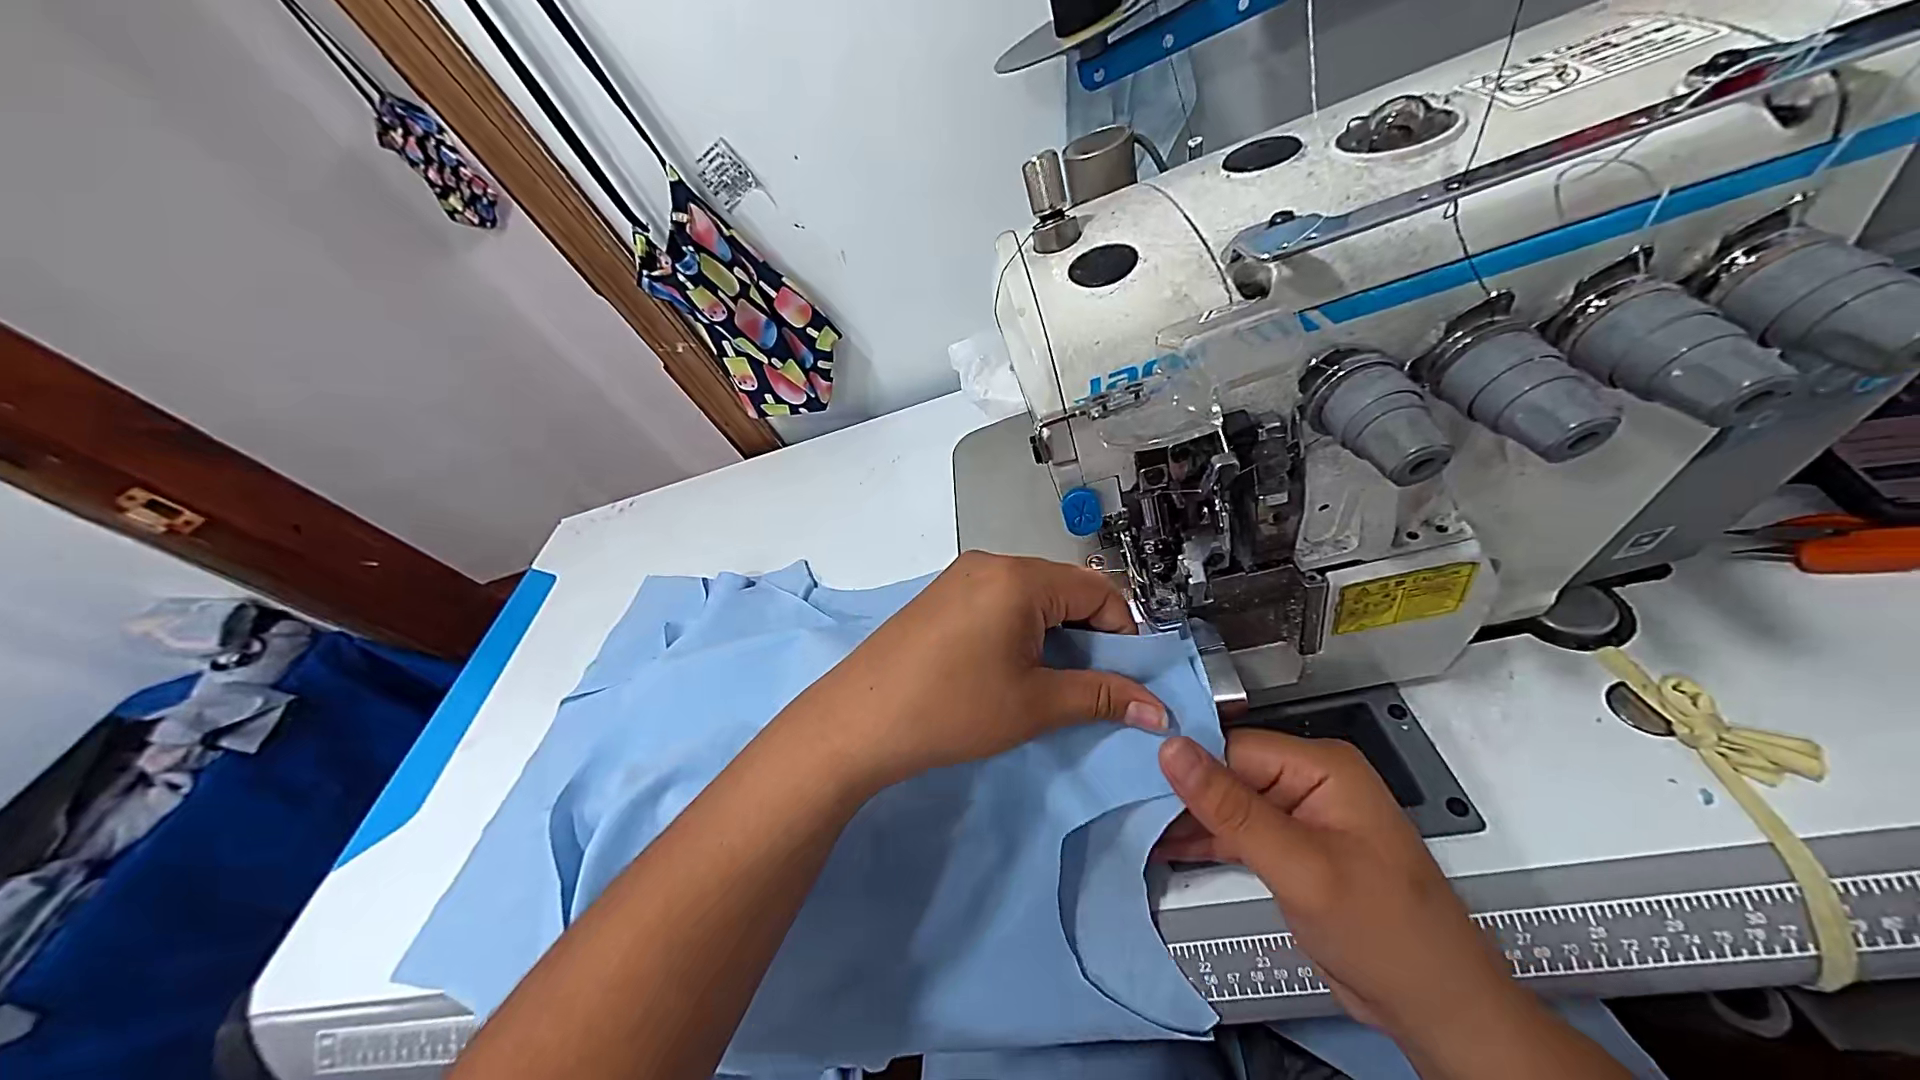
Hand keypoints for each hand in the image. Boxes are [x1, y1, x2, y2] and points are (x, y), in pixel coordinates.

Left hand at [781, 552, 1168, 792]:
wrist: (858, 721)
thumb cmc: (952, 709)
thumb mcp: (1035, 705)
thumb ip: (1102, 697)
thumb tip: (1156, 709)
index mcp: (1020, 577)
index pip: (1099, 591)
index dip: (1122, 633)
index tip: (1124, 677)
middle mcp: (991, 562)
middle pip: (1065, 588)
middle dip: (1088, 633)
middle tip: (1086, 683)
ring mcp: (961, 575)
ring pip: (1032, 595)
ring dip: (1054, 632)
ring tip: (1046, 680)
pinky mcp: (941, 594)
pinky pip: (999, 599)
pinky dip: (1019, 627)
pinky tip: (1007, 666)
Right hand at [1155, 731, 1519, 1035]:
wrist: (1436, 1009)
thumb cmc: (1387, 934)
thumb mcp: (1299, 866)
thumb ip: (1230, 806)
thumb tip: (1172, 749)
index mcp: (1321, 766)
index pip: (1231, 748)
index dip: (1184, 762)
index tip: (1133, 774)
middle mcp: (1308, 781)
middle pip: (1226, 772)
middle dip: (1181, 793)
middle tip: (1128, 803)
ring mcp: (1299, 815)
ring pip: (1226, 802)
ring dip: (1187, 818)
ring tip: (1137, 824)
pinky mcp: (1291, 846)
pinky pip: (1237, 830)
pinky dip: (1206, 840)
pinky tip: (1168, 845)